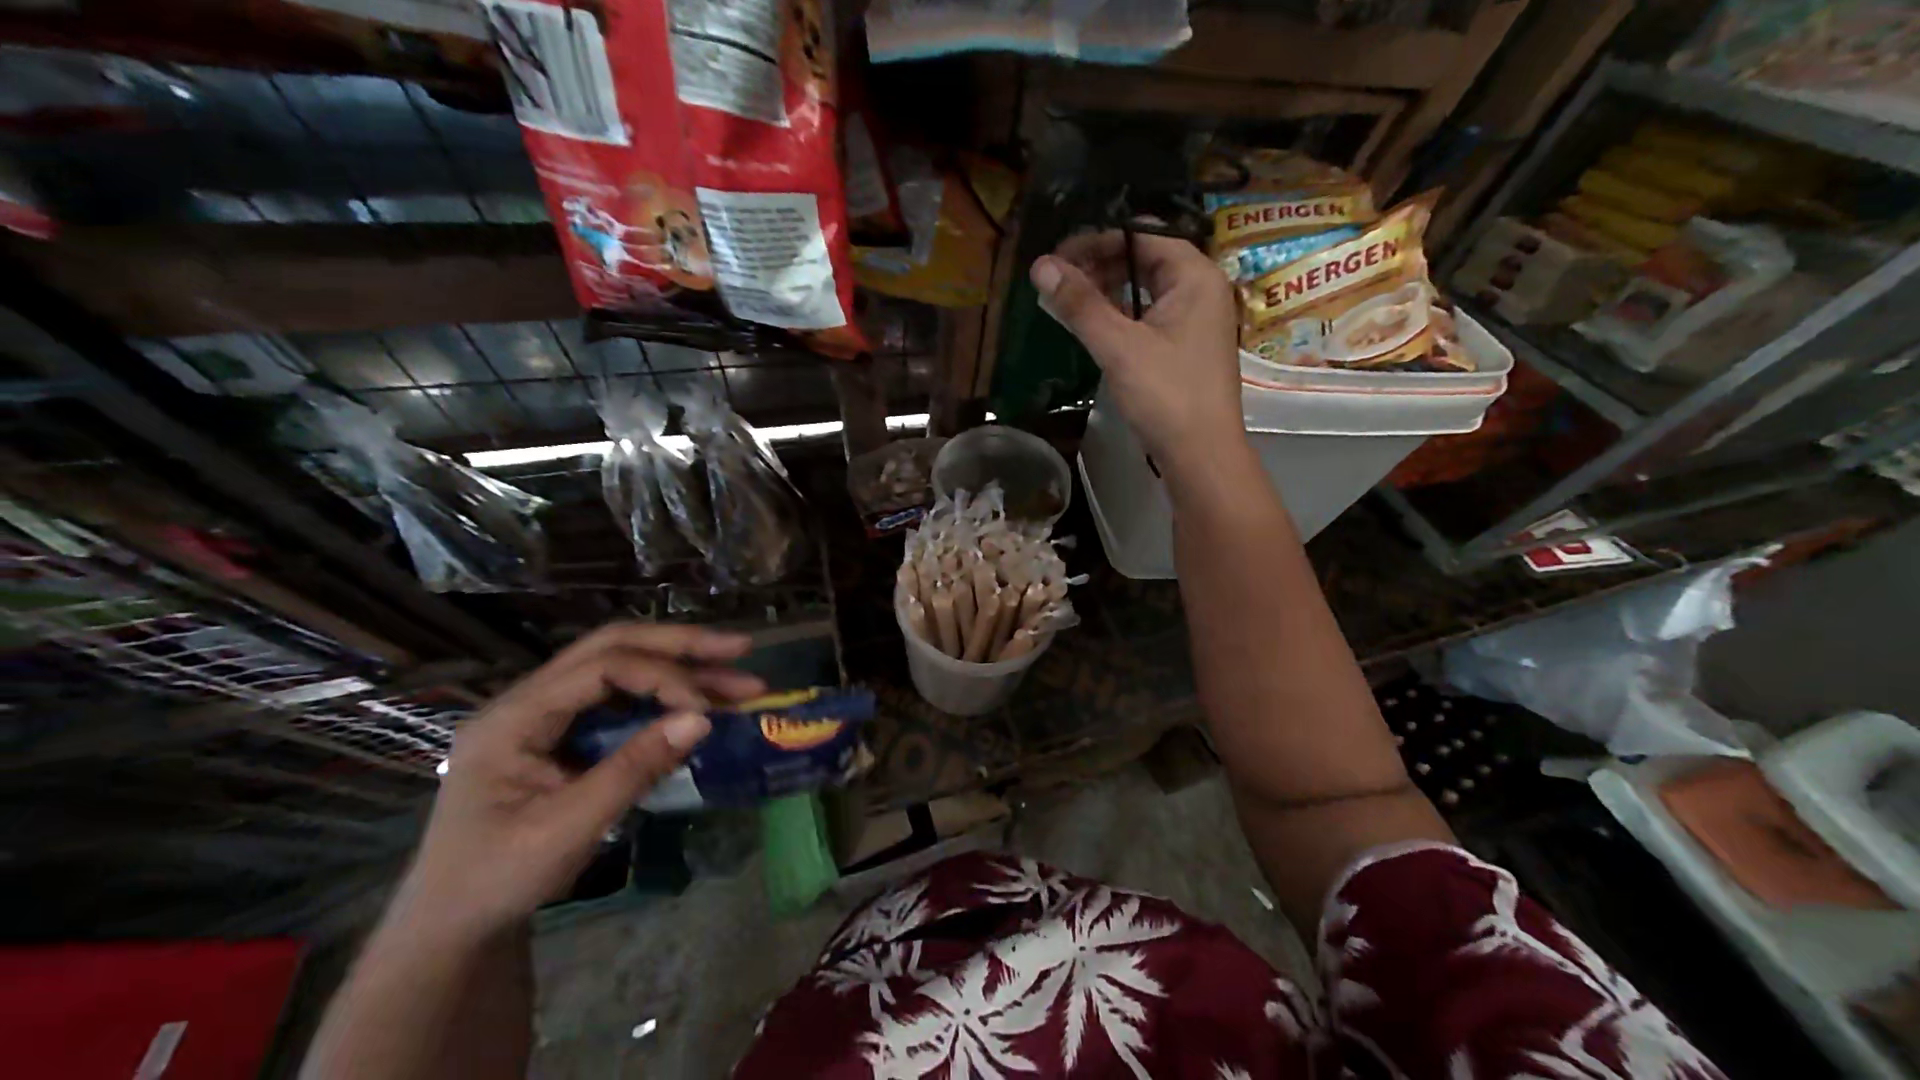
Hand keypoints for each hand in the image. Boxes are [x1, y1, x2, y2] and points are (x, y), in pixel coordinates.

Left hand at [393, 623, 765, 939]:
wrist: (454, 925)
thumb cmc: (498, 879)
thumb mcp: (567, 829)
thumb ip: (634, 769)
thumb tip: (701, 720)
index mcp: (513, 717)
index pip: (600, 668)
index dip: (661, 677)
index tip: (706, 709)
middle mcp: (528, 700)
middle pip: (612, 647)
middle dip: (680, 645)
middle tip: (740, 647)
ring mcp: (545, 715)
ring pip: (620, 668)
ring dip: (679, 667)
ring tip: (738, 675)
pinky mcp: (563, 734)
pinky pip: (619, 699)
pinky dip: (664, 695)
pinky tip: (700, 702)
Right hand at [1030, 231, 1244, 466]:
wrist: (1202, 454)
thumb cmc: (1166, 395)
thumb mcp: (1118, 346)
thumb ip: (1079, 304)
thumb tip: (1040, 266)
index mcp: (1194, 276)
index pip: (1142, 234)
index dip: (1096, 241)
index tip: (1057, 259)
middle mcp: (1201, 289)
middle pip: (1144, 258)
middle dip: (1099, 265)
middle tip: (1058, 283)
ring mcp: (1197, 319)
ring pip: (1145, 289)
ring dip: (1107, 291)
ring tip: (1068, 304)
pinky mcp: (1187, 346)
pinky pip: (1150, 315)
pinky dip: (1121, 315)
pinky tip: (1094, 327)